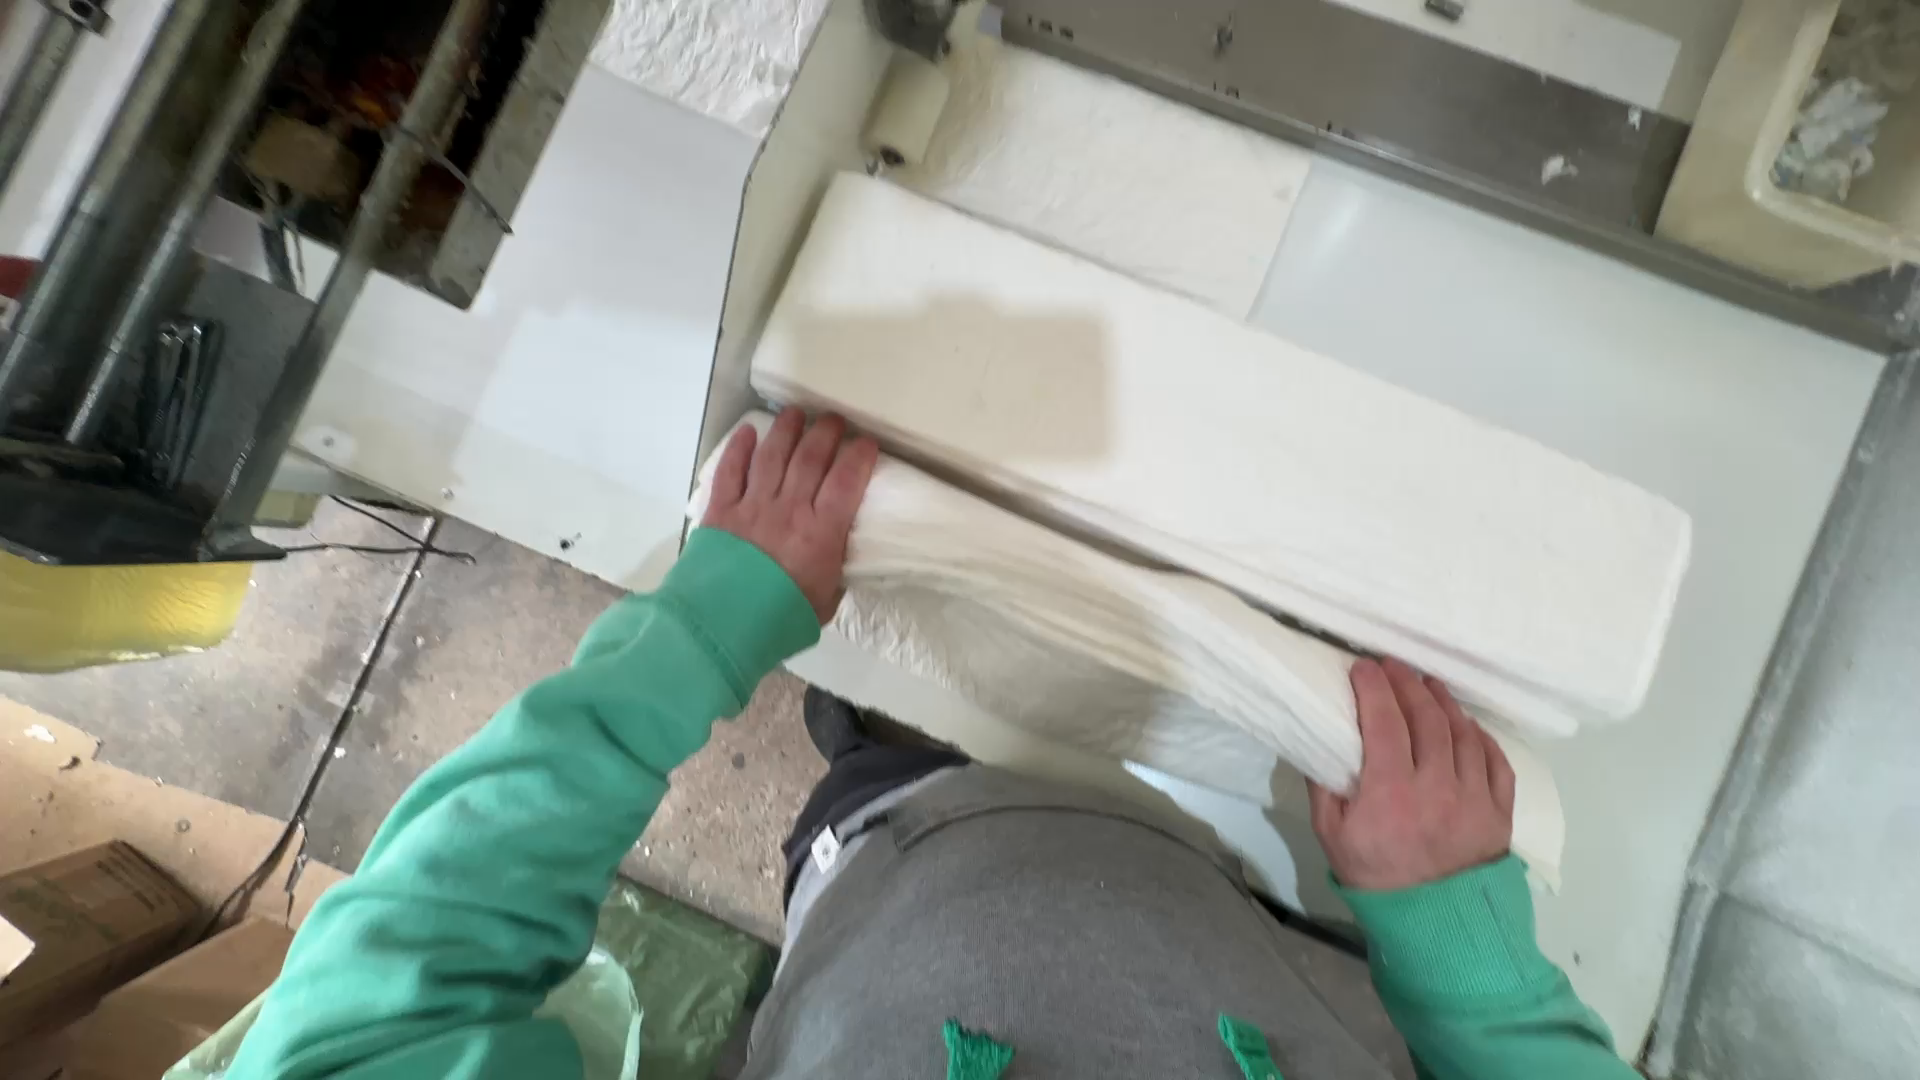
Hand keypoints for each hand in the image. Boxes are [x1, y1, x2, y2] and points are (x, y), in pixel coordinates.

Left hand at [701, 407, 878, 623]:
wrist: (724, 627)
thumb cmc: (782, 618)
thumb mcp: (827, 600)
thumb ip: (835, 572)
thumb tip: (839, 556)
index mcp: (821, 532)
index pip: (846, 481)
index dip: (859, 457)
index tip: (867, 443)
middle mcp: (789, 509)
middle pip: (810, 458)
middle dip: (826, 433)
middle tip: (835, 420)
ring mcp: (753, 506)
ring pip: (773, 456)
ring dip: (786, 431)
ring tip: (797, 414)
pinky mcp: (722, 511)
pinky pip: (731, 471)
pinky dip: (739, 449)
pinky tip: (748, 432)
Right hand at [1307, 657, 1514, 890]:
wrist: (1432, 922)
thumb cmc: (1371, 871)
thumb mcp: (1329, 830)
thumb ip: (1324, 783)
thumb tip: (1319, 740)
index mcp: (1390, 791)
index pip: (1385, 722)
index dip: (1374, 687)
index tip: (1361, 666)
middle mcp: (1437, 787)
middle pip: (1427, 719)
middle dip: (1408, 683)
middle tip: (1393, 664)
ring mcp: (1475, 799)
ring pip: (1463, 734)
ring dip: (1443, 702)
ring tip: (1427, 684)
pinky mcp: (1500, 814)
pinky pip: (1497, 763)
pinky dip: (1480, 736)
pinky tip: (1465, 724)